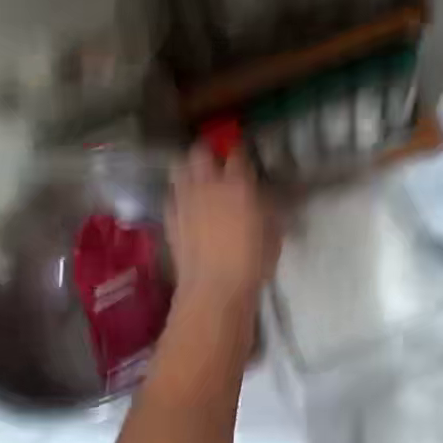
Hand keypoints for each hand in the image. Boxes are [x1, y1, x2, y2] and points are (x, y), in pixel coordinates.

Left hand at [167, 145, 277, 311]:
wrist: (214, 291)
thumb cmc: (252, 265)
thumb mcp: (272, 236)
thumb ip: (266, 211)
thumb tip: (261, 202)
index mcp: (238, 186)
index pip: (237, 154)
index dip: (240, 154)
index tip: (243, 160)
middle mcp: (208, 185)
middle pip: (200, 151)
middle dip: (208, 153)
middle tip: (216, 165)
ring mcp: (184, 200)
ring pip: (179, 167)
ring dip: (188, 169)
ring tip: (197, 180)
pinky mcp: (170, 218)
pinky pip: (171, 195)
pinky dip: (178, 196)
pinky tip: (186, 207)